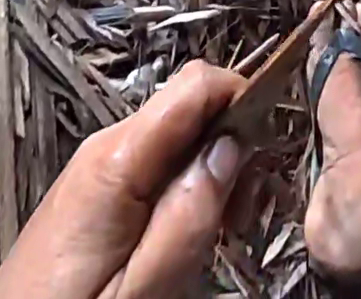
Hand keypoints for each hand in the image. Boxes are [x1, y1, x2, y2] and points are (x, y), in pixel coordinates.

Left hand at [0, 61, 248, 298]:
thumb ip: (189, 216)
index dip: (242, 97)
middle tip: (245, 210)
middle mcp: (108, 145)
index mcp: (118, 160)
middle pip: (193, 104)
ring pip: (181, 132)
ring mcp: (100, 164)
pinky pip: (159, 159)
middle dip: (232, 141)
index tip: (264, 152)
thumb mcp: (141, 293)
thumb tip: (233, 146)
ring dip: (214, 166)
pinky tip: (189, 230)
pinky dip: (188, 181)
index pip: (198, 83)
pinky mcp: (97, 186)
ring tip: (221, 228)